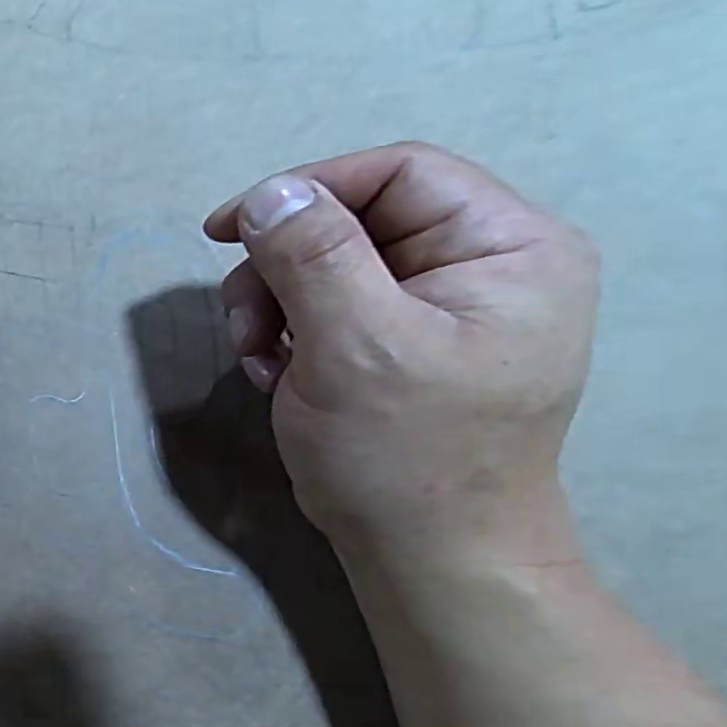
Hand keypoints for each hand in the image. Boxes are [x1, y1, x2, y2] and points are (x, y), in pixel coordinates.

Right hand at [203, 142, 599, 564]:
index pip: (396, 175)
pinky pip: (327, 314)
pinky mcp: (395, 350)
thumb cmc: (400, 451)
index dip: (303, 190)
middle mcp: (477, 269)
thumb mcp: (353, 345)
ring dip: (273, 307)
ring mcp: (434, 314)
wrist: (424, 551)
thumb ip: (312, 258)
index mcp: (503, 248)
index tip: (223, 230)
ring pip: (329, 271)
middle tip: (241, 322)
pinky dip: (286, 338)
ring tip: (257, 359)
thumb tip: (269, 194)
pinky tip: (275, 376)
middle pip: (354, 224)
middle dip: (280, 268)